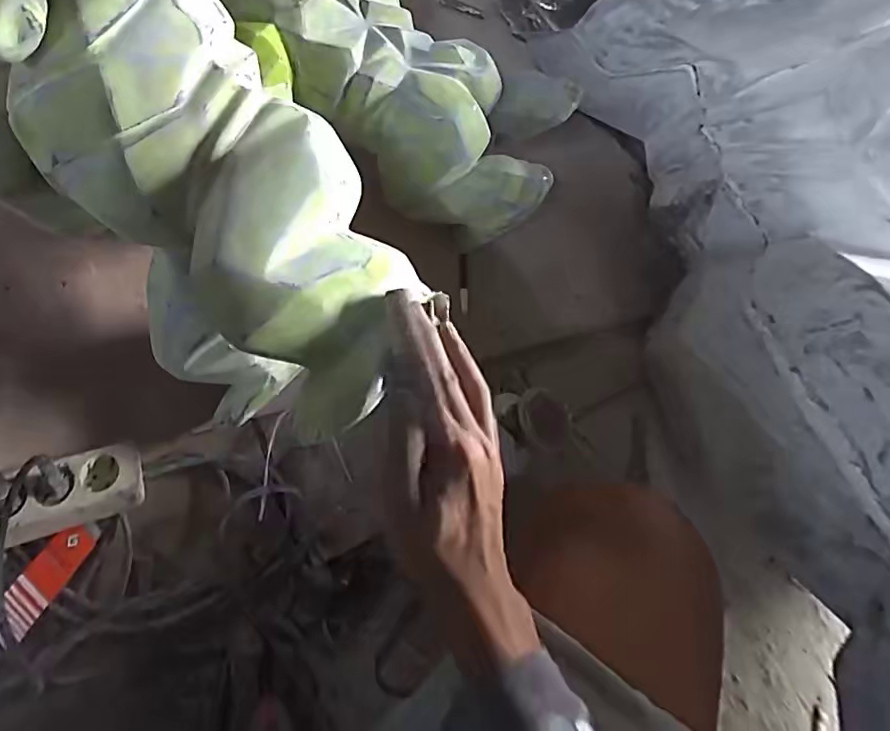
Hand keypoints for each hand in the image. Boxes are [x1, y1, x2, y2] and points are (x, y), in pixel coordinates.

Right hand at [382, 291, 540, 668]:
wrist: (475, 588)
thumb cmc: (425, 546)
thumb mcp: (398, 498)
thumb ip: (399, 441)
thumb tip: (401, 392)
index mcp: (452, 444)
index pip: (429, 378)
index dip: (412, 340)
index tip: (397, 306)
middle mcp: (477, 436)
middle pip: (453, 373)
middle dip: (431, 333)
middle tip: (412, 301)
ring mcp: (490, 445)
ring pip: (474, 383)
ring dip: (455, 347)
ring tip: (438, 319)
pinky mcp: (492, 455)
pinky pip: (480, 400)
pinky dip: (468, 371)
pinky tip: (457, 365)